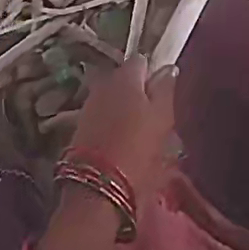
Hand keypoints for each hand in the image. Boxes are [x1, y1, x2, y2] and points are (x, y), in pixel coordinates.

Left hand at [69, 57, 176, 197]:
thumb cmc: (137, 149)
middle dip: (141, 92)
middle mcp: (103, 84)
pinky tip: (125, 144)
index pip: (142, 60)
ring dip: (128, 110)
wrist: (97, 189)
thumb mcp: (163, 117)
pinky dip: (115, 125)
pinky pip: (105, 117)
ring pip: (115, 100)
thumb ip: (166, 88)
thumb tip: (168, 68)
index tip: (166, 93)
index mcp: (124, 76)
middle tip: (159, 116)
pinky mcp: (81, 128)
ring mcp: (89, 106)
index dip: (155, 73)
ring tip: (144, 134)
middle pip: (127, 81)